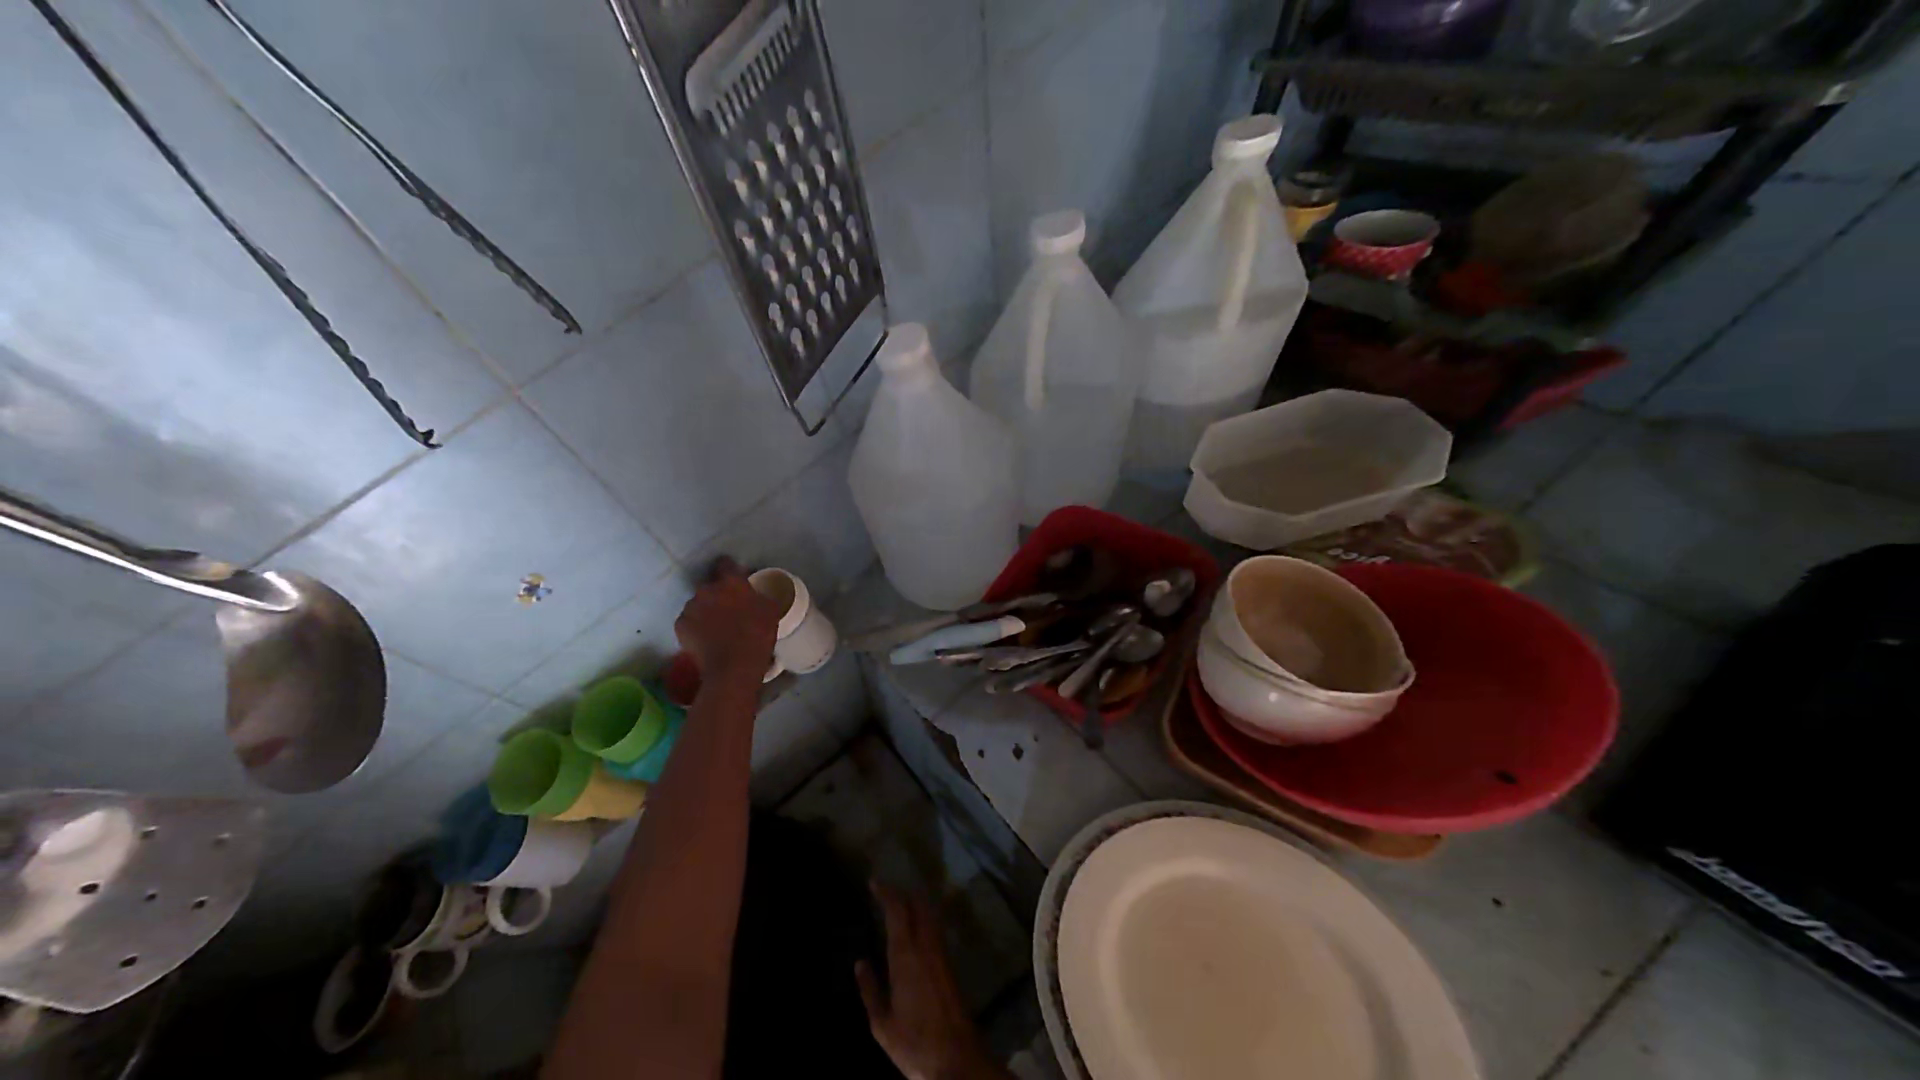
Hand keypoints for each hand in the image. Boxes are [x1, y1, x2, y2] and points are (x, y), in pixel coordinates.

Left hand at [673, 556, 780, 681]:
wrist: (733, 667)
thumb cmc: (757, 635)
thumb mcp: (771, 609)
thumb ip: (759, 595)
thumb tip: (754, 594)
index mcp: (730, 582)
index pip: (725, 564)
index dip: (731, 570)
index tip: (736, 579)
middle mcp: (706, 589)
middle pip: (710, 586)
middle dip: (718, 595)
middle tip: (729, 611)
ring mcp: (690, 607)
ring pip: (698, 604)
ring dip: (706, 611)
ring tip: (717, 629)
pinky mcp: (680, 625)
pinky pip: (689, 621)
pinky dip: (696, 628)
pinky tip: (706, 640)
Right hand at [855, 885, 1005, 1079]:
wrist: (956, 1057)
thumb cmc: (914, 1042)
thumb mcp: (881, 1023)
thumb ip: (869, 989)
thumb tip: (860, 962)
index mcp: (906, 955)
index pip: (898, 910)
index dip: (886, 892)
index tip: (874, 882)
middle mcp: (926, 946)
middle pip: (917, 906)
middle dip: (902, 893)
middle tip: (884, 891)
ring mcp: (941, 954)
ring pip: (929, 915)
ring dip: (915, 903)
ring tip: (898, 903)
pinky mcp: (949, 965)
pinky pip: (935, 929)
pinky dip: (923, 918)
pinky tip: (915, 928)